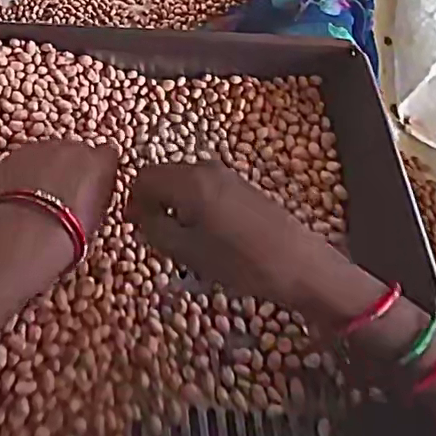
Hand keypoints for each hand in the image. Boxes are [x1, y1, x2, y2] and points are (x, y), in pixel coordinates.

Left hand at [0, 139, 120, 264]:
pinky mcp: (20, 152)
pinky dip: (24, 171)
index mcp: (101, 162)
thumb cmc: (73, 229)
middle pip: (75, 150)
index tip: (92, 182)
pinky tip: (20, 192)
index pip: (107, 154)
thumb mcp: (97, 215)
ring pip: (47, 152)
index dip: (98, 168)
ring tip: (39, 195)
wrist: (33, 227)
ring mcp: (44, 146)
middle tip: (63, 192)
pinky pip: (25, 158)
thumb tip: (89, 193)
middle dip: (70, 166)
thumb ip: (96, 193)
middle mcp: (74, 146)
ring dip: (45, 167)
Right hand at [125, 160, 348, 310]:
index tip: (132, 226)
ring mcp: (227, 175)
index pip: (143, 177)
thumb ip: (156, 230)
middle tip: (153, 235)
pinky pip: (203, 187)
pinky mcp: (242, 187)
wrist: (303, 267)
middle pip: (163, 175)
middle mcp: (205, 168)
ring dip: (172, 203)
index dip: (132, 200)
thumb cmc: (242, 262)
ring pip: (183, 182)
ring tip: (180, 238)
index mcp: (189, 180)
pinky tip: (205, 233)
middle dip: (151, 201)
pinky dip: (192, 204)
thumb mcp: (189, 252)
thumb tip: (142, 217)